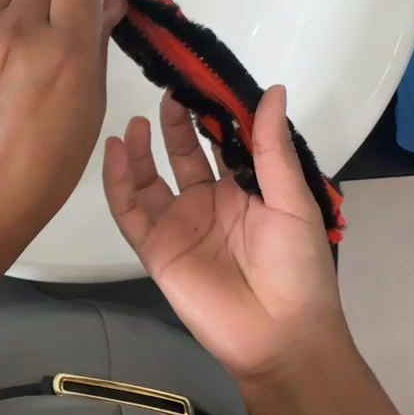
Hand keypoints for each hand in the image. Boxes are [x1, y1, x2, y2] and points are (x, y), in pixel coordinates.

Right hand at [102, 85, 345, 377]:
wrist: (280, 336)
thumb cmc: (297, 268)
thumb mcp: (292, 201)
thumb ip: (272, 148)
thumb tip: (272, 90)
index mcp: (244, 190)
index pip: (222, 142)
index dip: (212, 113)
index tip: (202, 79)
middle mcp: (207, 202)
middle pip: (183, 154)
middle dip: (176, 123)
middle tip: (170, 90)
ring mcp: (178, 224)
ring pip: (149, 178)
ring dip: (142, 149)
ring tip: (141, 121)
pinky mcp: (154, 247)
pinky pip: (129, 210)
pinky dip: (118, 180)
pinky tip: (117, 150)